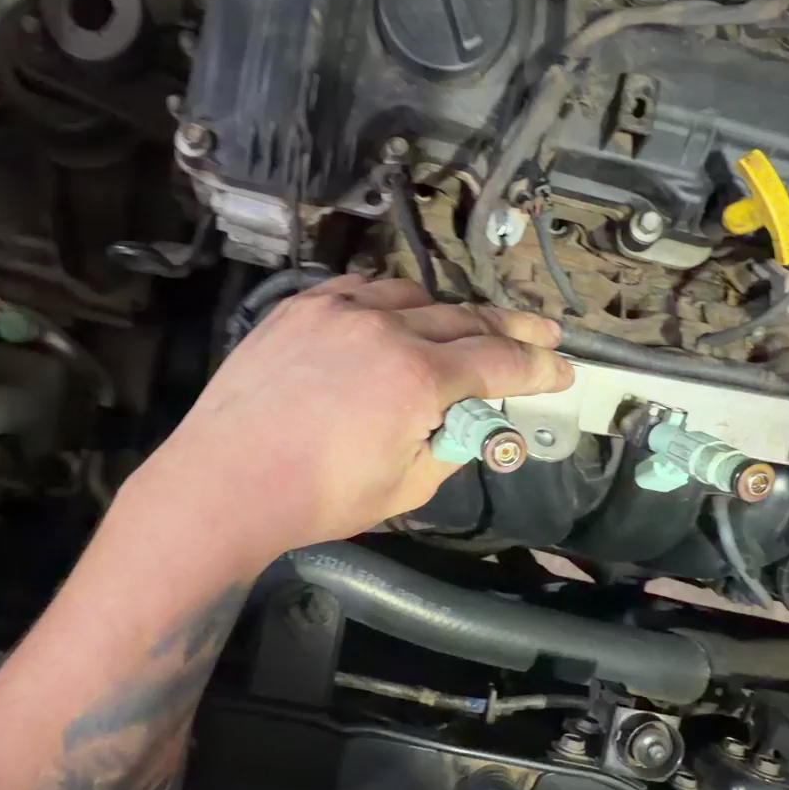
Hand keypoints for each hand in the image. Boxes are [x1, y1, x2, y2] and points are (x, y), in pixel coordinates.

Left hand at [131, 275, 573, 563]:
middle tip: (543, 333)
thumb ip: (450, 448)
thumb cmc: (316, 499)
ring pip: (414, 297)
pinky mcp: (299, 308)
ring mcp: (337, 311)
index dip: (538, 367)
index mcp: (417, 377)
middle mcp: (384, 328)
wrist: (223, 482)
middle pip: (465, 319)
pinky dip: (390, 301)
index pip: (498, 363)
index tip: (564, 368)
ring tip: (469, 327)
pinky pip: (360, 290)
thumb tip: (470, 423)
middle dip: (511, 329)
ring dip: (450, 313)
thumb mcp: (403, 489)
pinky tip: (396, 313)